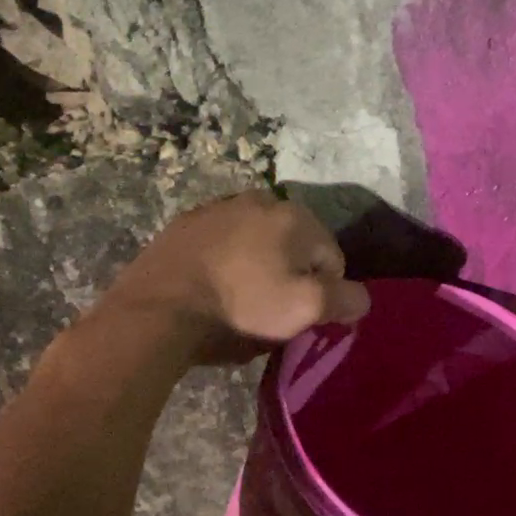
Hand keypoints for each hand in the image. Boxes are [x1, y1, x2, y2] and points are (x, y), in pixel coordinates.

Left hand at [100, 191, 370, 365]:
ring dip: (258, 265)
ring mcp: (216, 208)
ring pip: (257, 242)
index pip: (332, 258)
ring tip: (239, 300)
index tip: (299, 316)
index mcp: (295, 216)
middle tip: (270, 310)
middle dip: (290, 273)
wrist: (154, 313)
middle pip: (295, 245)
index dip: (323, 291)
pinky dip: (225, 262)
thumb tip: (361, 298)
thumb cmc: (239, 309)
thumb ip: (345, 300)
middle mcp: (260, 200)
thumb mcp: (305, 311)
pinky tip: (212, 288)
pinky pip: (221, 243)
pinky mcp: (182, 224)